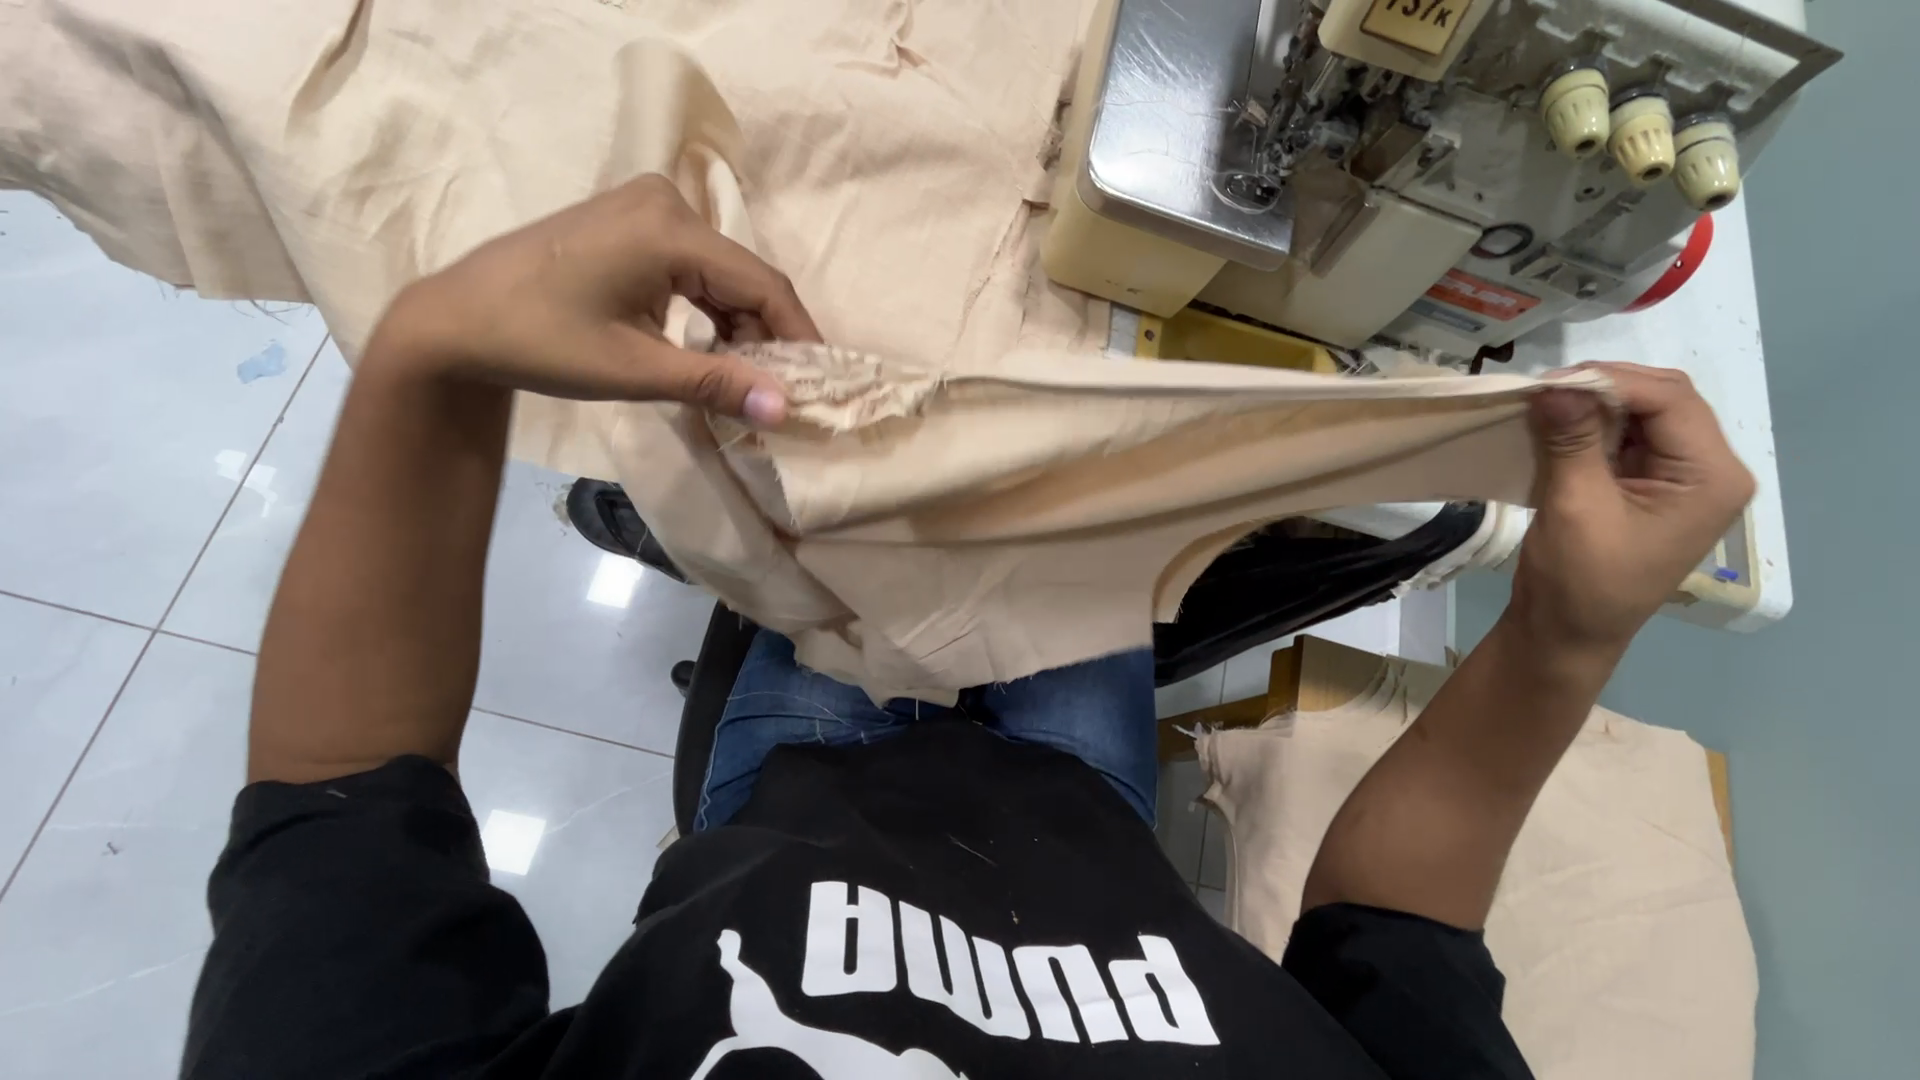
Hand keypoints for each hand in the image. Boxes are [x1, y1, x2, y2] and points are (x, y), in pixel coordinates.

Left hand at [368, 174, 819, 423]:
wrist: (456, 322)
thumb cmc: (540, 343)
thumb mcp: (634, 369)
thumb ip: (716, 384)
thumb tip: (785, 410)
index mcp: (668, 229)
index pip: (762, 285)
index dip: (799, 336)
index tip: (822, 384)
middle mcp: (666, 204)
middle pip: (745, 278)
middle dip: (769, 338)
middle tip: (781, 393)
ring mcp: (648, 209)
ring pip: (724, 275)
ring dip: (741, 328)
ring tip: (746, 382)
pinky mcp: (634, 225)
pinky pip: (697, 269)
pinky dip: (712, 312)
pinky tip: (711, 351)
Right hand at [1510, 362, 1755, 654]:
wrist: (1567, 631)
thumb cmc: (1580, 578)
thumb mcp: (1575, 506)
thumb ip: (1571, 443)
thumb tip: (1553, 387)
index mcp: (1710, 476)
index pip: (1671, 401)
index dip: (1611, 382)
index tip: (1547, 382)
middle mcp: (1707, 470)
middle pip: (1663, 401)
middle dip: (1603, 388)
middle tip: (1541, 391)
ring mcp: (1676, 478)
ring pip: (1641, 416)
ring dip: (1592, 406)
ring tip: (1542, 406)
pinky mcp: (1645, 486)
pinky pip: (1623, 439)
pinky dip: (1587, 428)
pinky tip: (1554, 428)